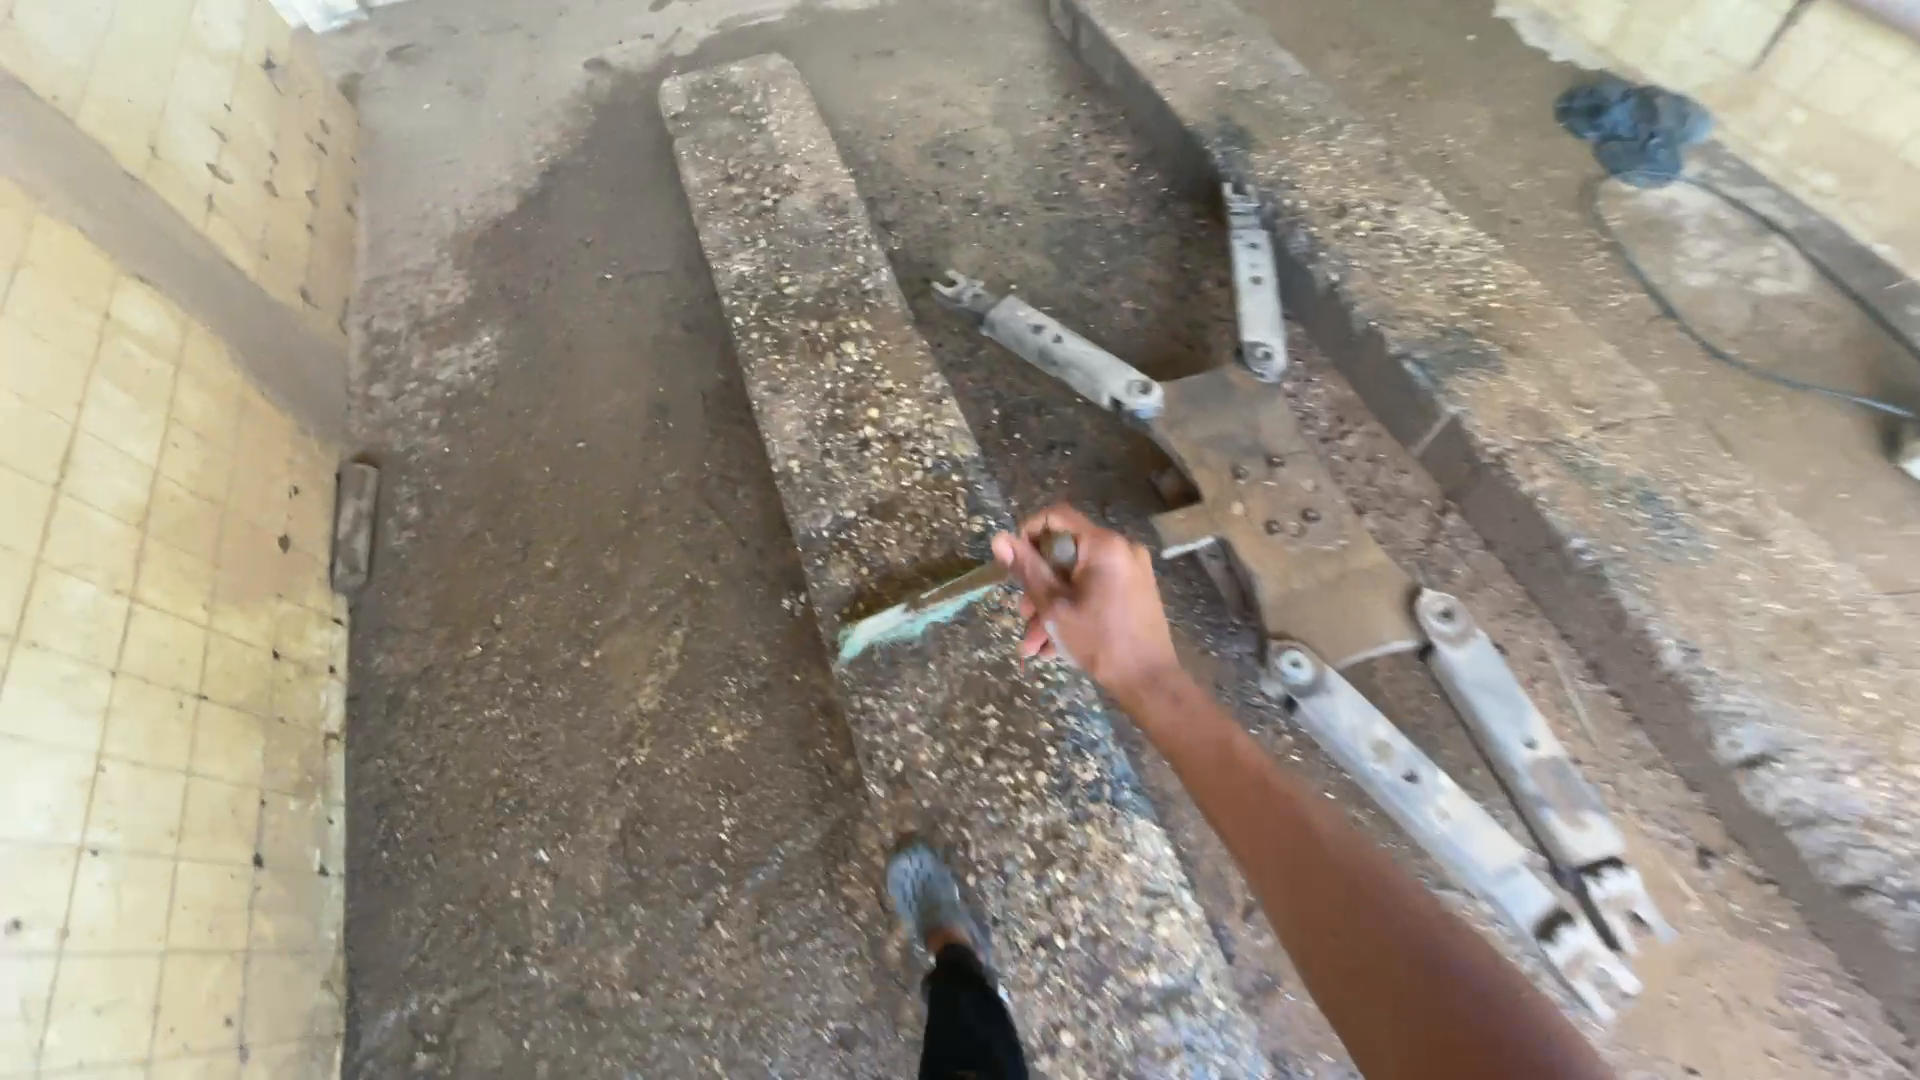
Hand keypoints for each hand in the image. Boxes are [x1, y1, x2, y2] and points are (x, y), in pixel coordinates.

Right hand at [991, 503, 1180, 699]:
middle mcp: (1121, 549)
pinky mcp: (1135, 590)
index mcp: (1104, 545)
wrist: (1149, 680)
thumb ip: (1026, 569)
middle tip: (1022, 615)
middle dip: (1038, 586)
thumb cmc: (1099, 641)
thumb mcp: (1054, 606)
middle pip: (1066, 554)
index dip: (1028, 533)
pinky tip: (1053, 647)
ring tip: (1033, 645)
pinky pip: (1095, 590)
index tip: (1013, 561)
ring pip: (1078, 578)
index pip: (1057, 517)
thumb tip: (998, 538)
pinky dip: (1074, 610)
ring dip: (1052, 607)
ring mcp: (1131, 571)